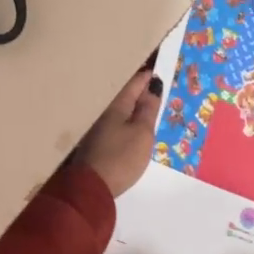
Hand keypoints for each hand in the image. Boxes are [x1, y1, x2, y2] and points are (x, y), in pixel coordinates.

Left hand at [71, 69, 162, 197]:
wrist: (90, 187)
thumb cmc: (120, 157)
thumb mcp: (142, 133)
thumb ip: (148, 109)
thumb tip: (154, 85)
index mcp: (117, 103)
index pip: (136, 80)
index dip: (150, 73)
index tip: (163, 66)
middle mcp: (105, 108)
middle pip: (126, 91)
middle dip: (142, 87)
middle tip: (160, 84)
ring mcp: (98, 124)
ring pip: (120, 106)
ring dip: (134, 103)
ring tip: (151, 102)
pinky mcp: (96, 139)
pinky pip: (116, 119)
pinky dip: (127, 117)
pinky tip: (134, 122)